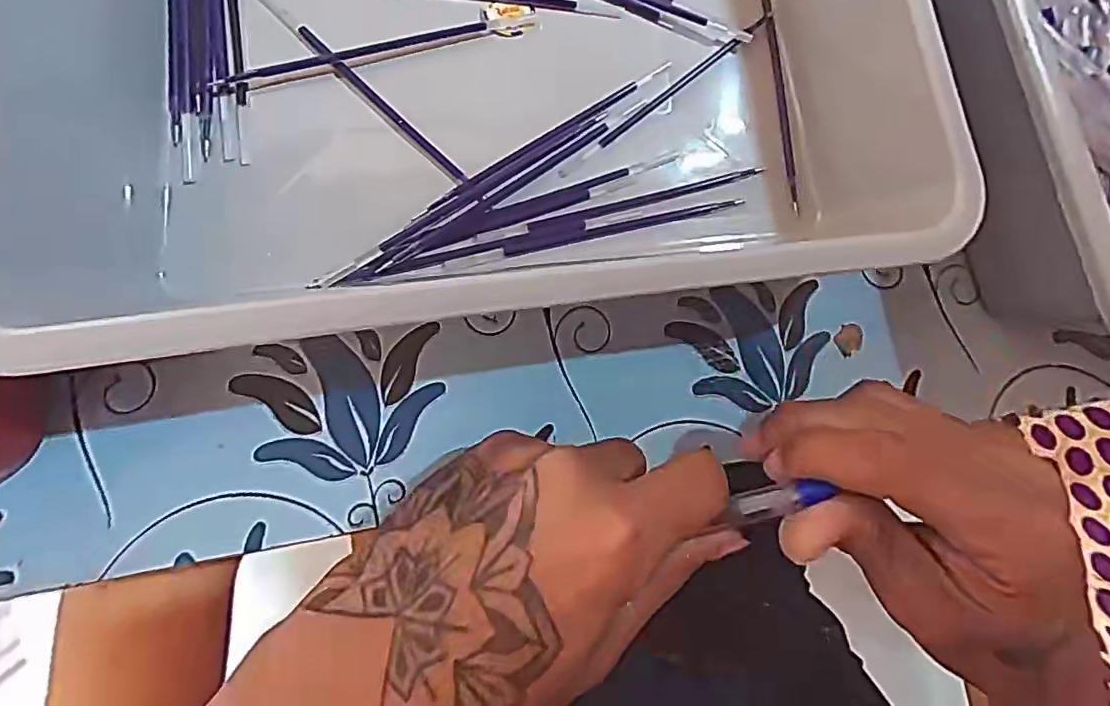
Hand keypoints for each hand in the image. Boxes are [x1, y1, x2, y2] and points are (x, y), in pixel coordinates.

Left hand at [279, 432, 741, 704]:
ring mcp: (526, 450)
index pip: (698, 473)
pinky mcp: (485, 443)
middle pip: (631, 462)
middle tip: (583, 547)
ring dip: (569, 488)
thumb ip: (667, 574)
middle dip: (622, 498)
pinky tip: (492, 524)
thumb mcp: (599, 641)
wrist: (389, 645)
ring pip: (578, 456)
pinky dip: (526, 479)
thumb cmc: (501, 666)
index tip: (687, 515)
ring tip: (524, 540)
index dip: (701, 495)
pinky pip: (531, 451)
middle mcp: (575, 472)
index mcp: (616, 528)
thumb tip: (720, 535)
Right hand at [742, 381, 1105, 704]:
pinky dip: (841, 417)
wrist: (1076, 608)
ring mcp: (977, 430)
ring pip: (877, 398)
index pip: (891, 455)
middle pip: (875, 410)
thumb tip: (800, 521)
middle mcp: (987, 452)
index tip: (775, 471)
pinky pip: (888, 405)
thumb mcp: (940, 614)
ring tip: (779, 445)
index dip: (821, 452)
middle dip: (804, 425)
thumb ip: (870, 553)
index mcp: (994, 508)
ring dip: (818, 416)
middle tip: (758, 451)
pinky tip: (818, 438)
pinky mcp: (961, 425)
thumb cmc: (1014, 628)